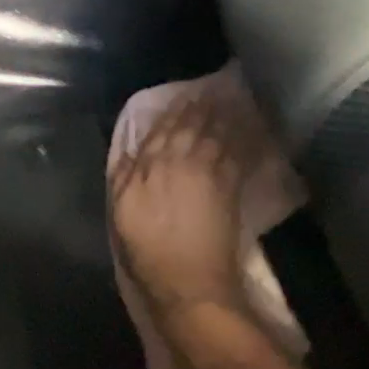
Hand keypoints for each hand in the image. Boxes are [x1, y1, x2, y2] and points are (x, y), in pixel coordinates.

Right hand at [108, 89, 259, 315]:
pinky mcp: (231, 192)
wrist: (187, 279)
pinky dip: (242, 142)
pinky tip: (247, 133)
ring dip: (224, 118)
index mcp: (151, 164)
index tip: (184, 94)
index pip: (162, 129)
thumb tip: (131, 148)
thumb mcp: (121, 207)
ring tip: (231, 102)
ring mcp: (209, 175)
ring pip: (217, 137)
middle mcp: (181, 162)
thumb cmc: (146, 245)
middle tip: (214, 88)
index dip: (174, 111)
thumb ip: (124, 173)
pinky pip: (237, 157)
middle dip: (203, 108)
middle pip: (193, 128)